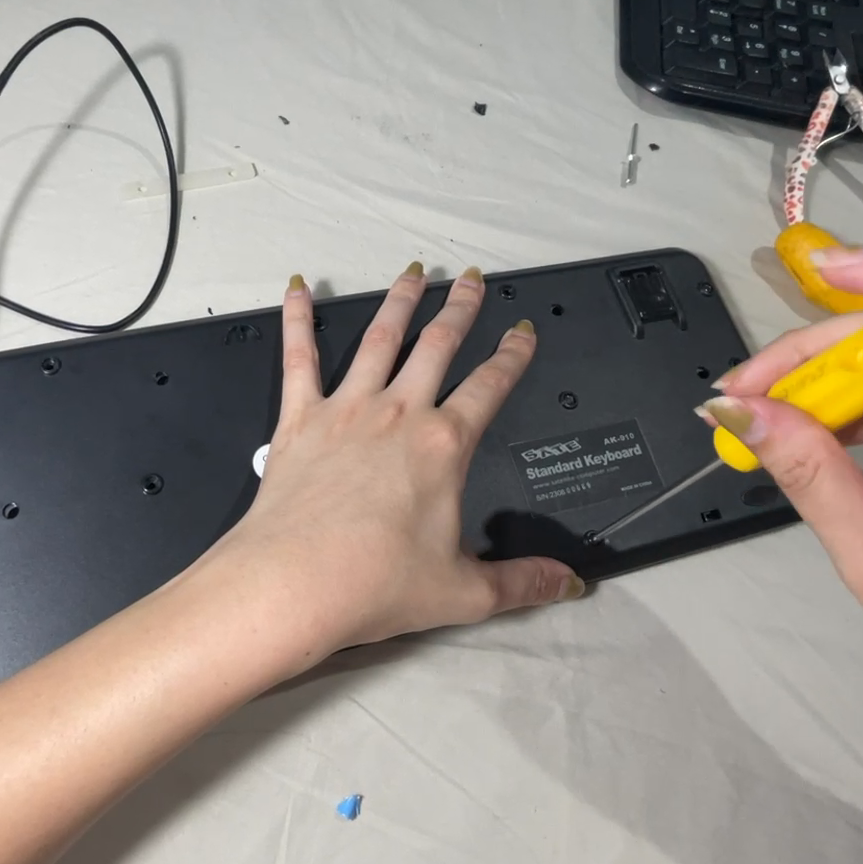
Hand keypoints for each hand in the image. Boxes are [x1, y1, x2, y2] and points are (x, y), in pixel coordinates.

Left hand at [206, 263, 582, 661]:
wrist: (295, 581)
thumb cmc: (374, 583)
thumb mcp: (464, 591)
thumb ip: (521, 582)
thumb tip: (567, 583)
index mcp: (443, 446)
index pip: (489, 387)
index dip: (511, 356)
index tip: (520, 333)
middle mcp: (397, 414)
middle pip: (438, 346)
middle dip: (460, 309)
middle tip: (470, 280)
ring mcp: (346, 409)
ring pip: (379, 338)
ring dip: (399, 302)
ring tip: (413, 273)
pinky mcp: (299, 418)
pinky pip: (298, 357)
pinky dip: (296, 319)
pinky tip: (296, 289)